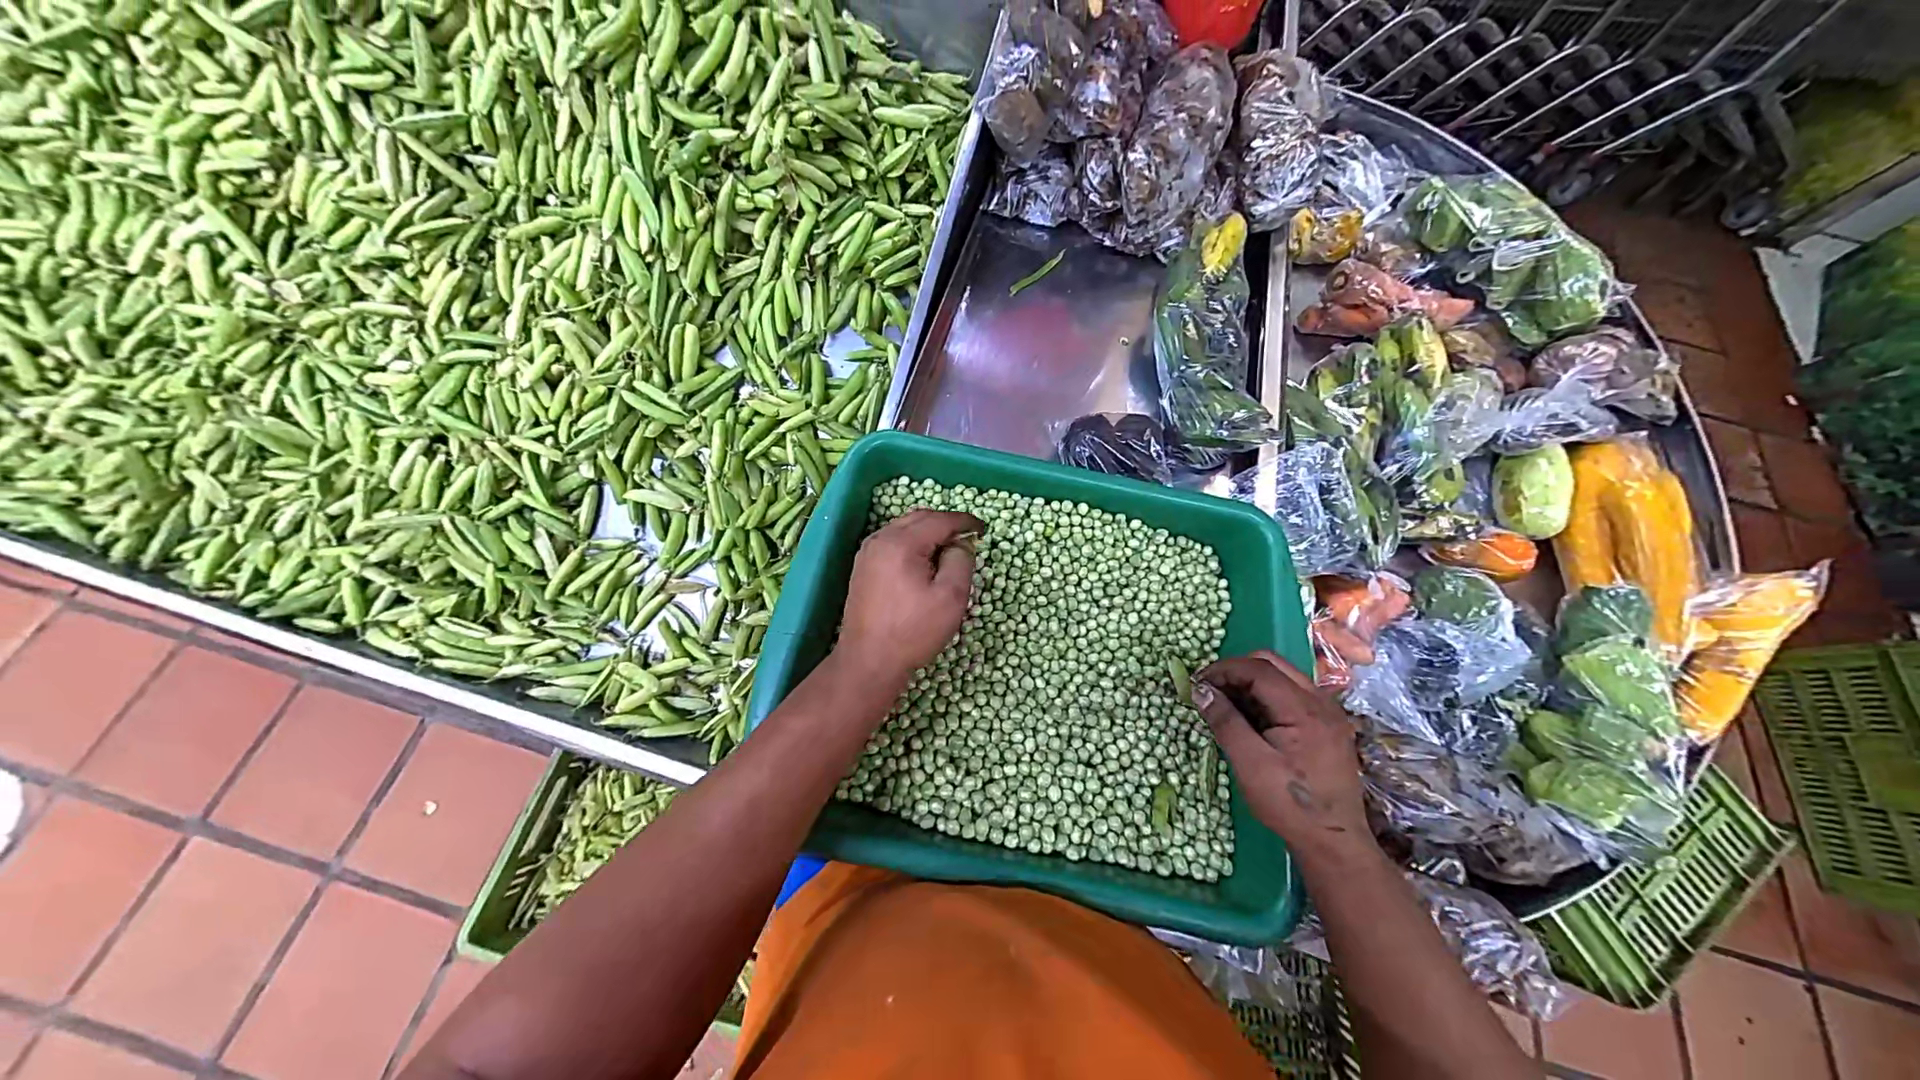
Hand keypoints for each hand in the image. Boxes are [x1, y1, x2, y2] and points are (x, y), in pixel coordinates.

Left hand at [836, 508, 982, 687]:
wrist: (868, 660)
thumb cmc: (913, 631)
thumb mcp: (951, 597)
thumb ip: (961, 561)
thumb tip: (959, 544)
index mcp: (901, 543)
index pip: (939, 520)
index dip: (965, 522)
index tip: (983, 530)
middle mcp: (880, 540)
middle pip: (919, 518)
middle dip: (946, 524)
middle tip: (968, 538)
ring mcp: (868, 553)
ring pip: (904, 528)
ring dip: (928, 532)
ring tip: (949, 550)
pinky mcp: (863, 568)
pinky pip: (893, 542)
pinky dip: (913, 543)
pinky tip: (924, 563)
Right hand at [1192, 650, 1373, 862]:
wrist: (1334, 842)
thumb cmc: (1289, 804)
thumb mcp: (1249, 763)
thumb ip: (1225, 721)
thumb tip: (1201, 690)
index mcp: (1304, 710)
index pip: (1259, 669)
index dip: (1223, 670)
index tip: (1197, 684)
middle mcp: (1321, 703)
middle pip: (1273, 664)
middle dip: (1236, 671)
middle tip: (1210, 691)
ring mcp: (1328, 714)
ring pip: (1283, 677)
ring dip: (1250, 683)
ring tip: (1226, 706)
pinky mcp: (1327, 727)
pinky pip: (1292, 695)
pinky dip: (1266, 697)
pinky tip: (1250, 719)